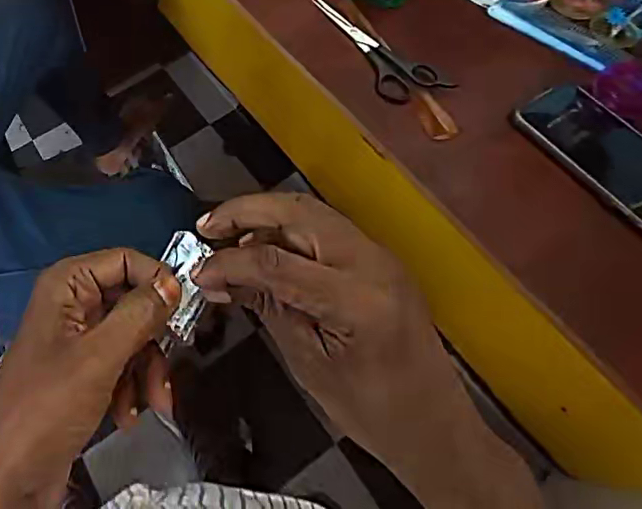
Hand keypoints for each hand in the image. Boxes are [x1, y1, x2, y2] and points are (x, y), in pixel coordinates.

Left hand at [0, 249, 180, 507]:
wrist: (10, 474)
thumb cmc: (47, 405)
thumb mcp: (98, 357)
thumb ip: (137, 315)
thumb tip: (172, 283)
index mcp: (67, 283)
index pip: (124, 260)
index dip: (156, 280)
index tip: (185, 311)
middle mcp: (71, 303)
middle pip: (130, 301)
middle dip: (154, 338)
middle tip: (170, 368)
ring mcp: (75, 338)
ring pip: (130, 337)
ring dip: (146, 371)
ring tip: (153, 403)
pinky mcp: (80, 372)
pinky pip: (119, 365)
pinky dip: (130, 388)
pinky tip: (128, 415)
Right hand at [195, 194, 541, 508]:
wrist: (440, 433)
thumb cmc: (377, 414)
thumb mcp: (310, 364)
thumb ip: (265, 308)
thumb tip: (218, 278)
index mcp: (359, 301)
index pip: (277, 262)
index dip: (230, 262)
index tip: (201, 271)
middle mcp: (373, 264)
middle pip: (295, 212)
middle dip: (243, 212)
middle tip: (206, 227)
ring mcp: (379, 255)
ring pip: (308, 209)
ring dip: (262, 215)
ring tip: (226, 231)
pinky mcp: (376, 257)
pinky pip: (322, 225)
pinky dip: (285, 227)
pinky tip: (261, 244)